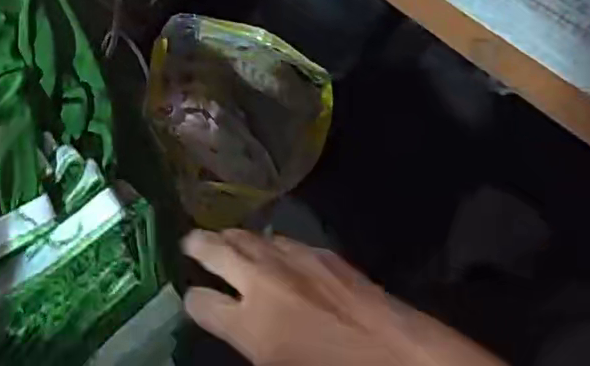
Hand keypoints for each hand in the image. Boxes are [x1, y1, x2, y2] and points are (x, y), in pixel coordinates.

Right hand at [183, 230, 504, 365]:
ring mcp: (291, 259)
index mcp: (252, 325)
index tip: (189, 298)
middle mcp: (263, 281)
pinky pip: (279, 239)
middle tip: (186, 244)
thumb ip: (254, 345)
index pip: (202, 303)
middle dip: (196, 246)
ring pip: (246, 236)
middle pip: (215, 249)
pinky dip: (264, 242)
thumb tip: (240, 325)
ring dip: (229, 237)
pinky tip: (267, 249)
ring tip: (220, 239)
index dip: (192, 300)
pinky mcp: (320, 251)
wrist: (403, 357)